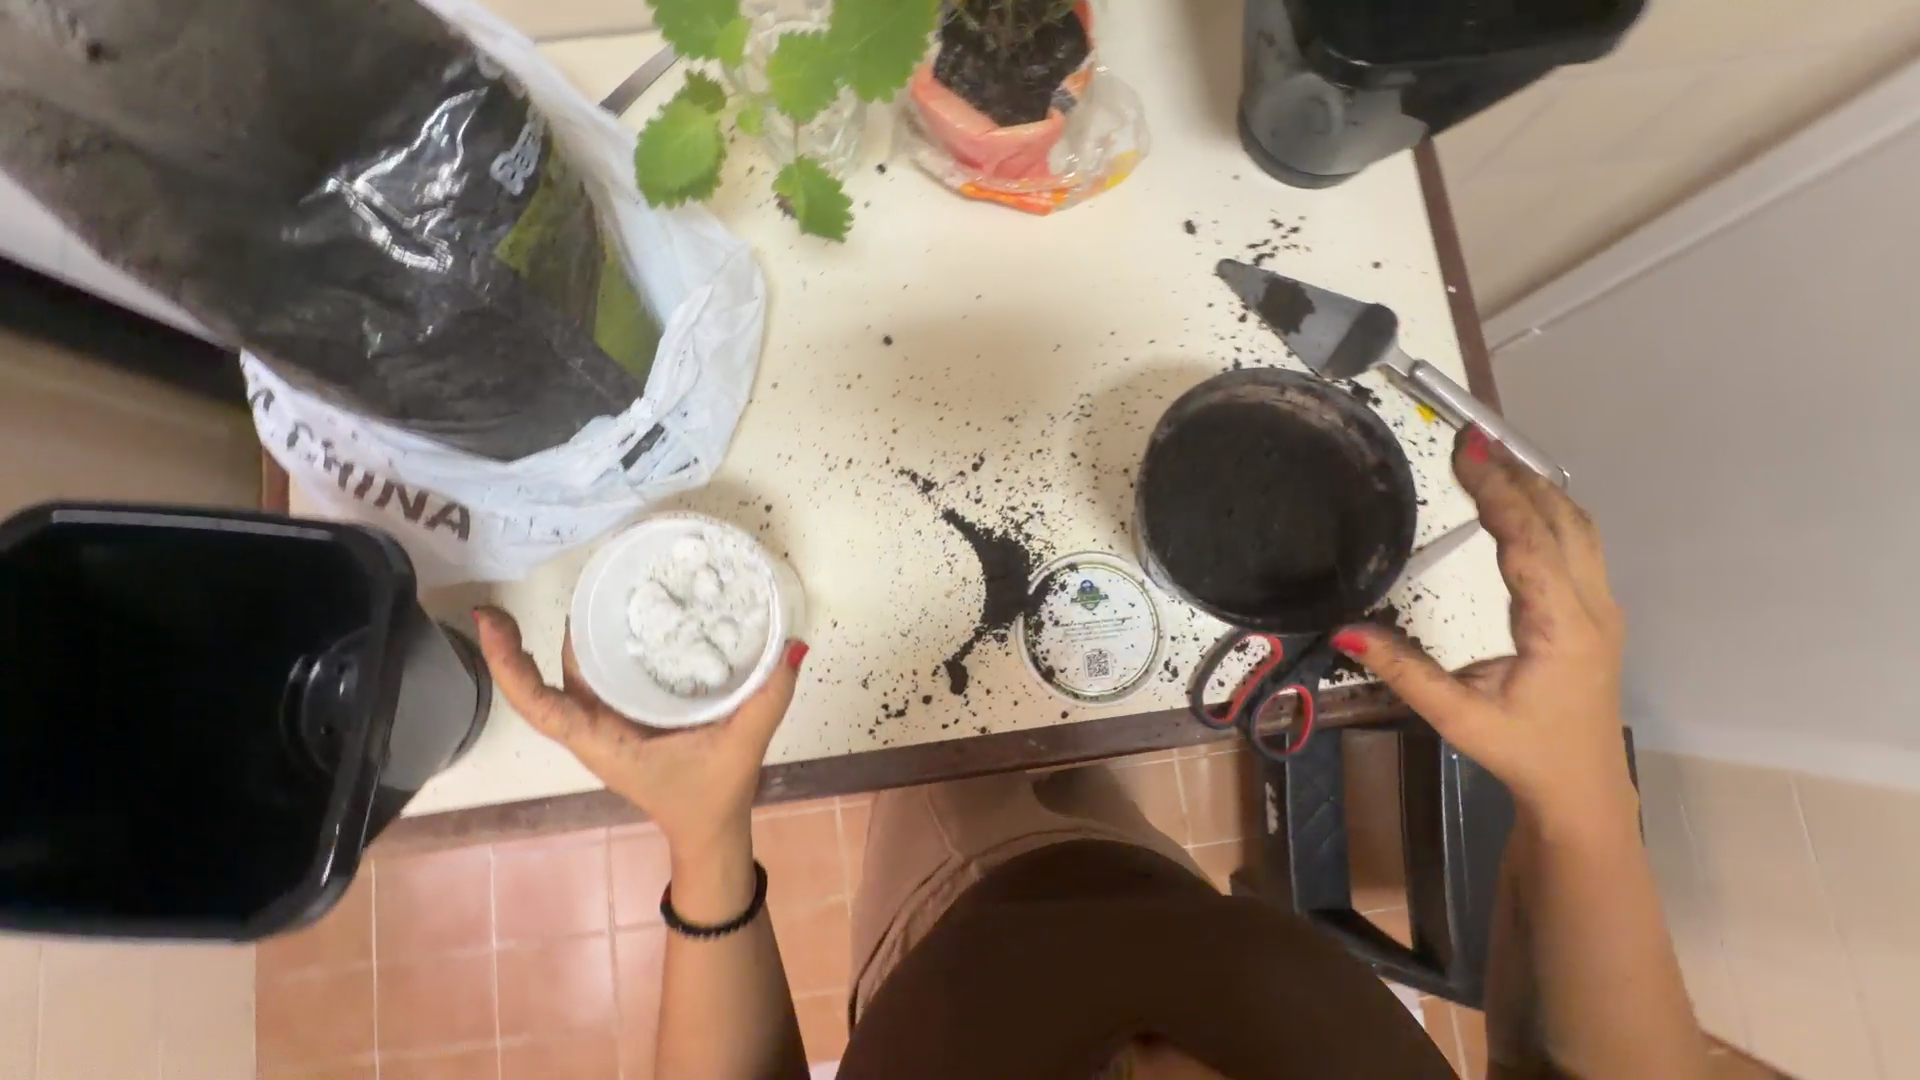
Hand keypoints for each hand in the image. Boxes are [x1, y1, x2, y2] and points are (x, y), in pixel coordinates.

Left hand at [471, 606, 806, 853]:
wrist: (710, 832)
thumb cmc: (712, 797)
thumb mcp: (742, 745)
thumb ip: (769, 697)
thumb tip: (793, 643)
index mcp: (603, 741)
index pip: (539, 703)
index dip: (507, 663)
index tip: (489, 621)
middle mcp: (594, 731)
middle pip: (541, 685)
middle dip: (520, 644)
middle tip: (519, 598)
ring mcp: (606, 726)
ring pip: (567, 681)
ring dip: (560, 643)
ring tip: (576, 597)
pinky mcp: (625, 720)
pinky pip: (597, 681)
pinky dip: (594, 650)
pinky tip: (618, 622)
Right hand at [1331, 428, 1635, 832]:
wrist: (1584, 789)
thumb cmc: (1524, 751)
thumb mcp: (1457, 715)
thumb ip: (1402, 670)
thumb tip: (1343, 632)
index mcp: (1562, 626)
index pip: (1529, 541)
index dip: (1498, 492)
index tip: (1467, 451)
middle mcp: (1592, 607)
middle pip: (1564, 521)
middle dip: (1518, 475)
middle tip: (1474, 440)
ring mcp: (1602, 609)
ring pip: (1579, 529)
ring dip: (1538, 489)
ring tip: (1494, 459)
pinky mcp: (1596, 614)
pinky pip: (1579, 545)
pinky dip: (1550, 511)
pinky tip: (1524, 502)